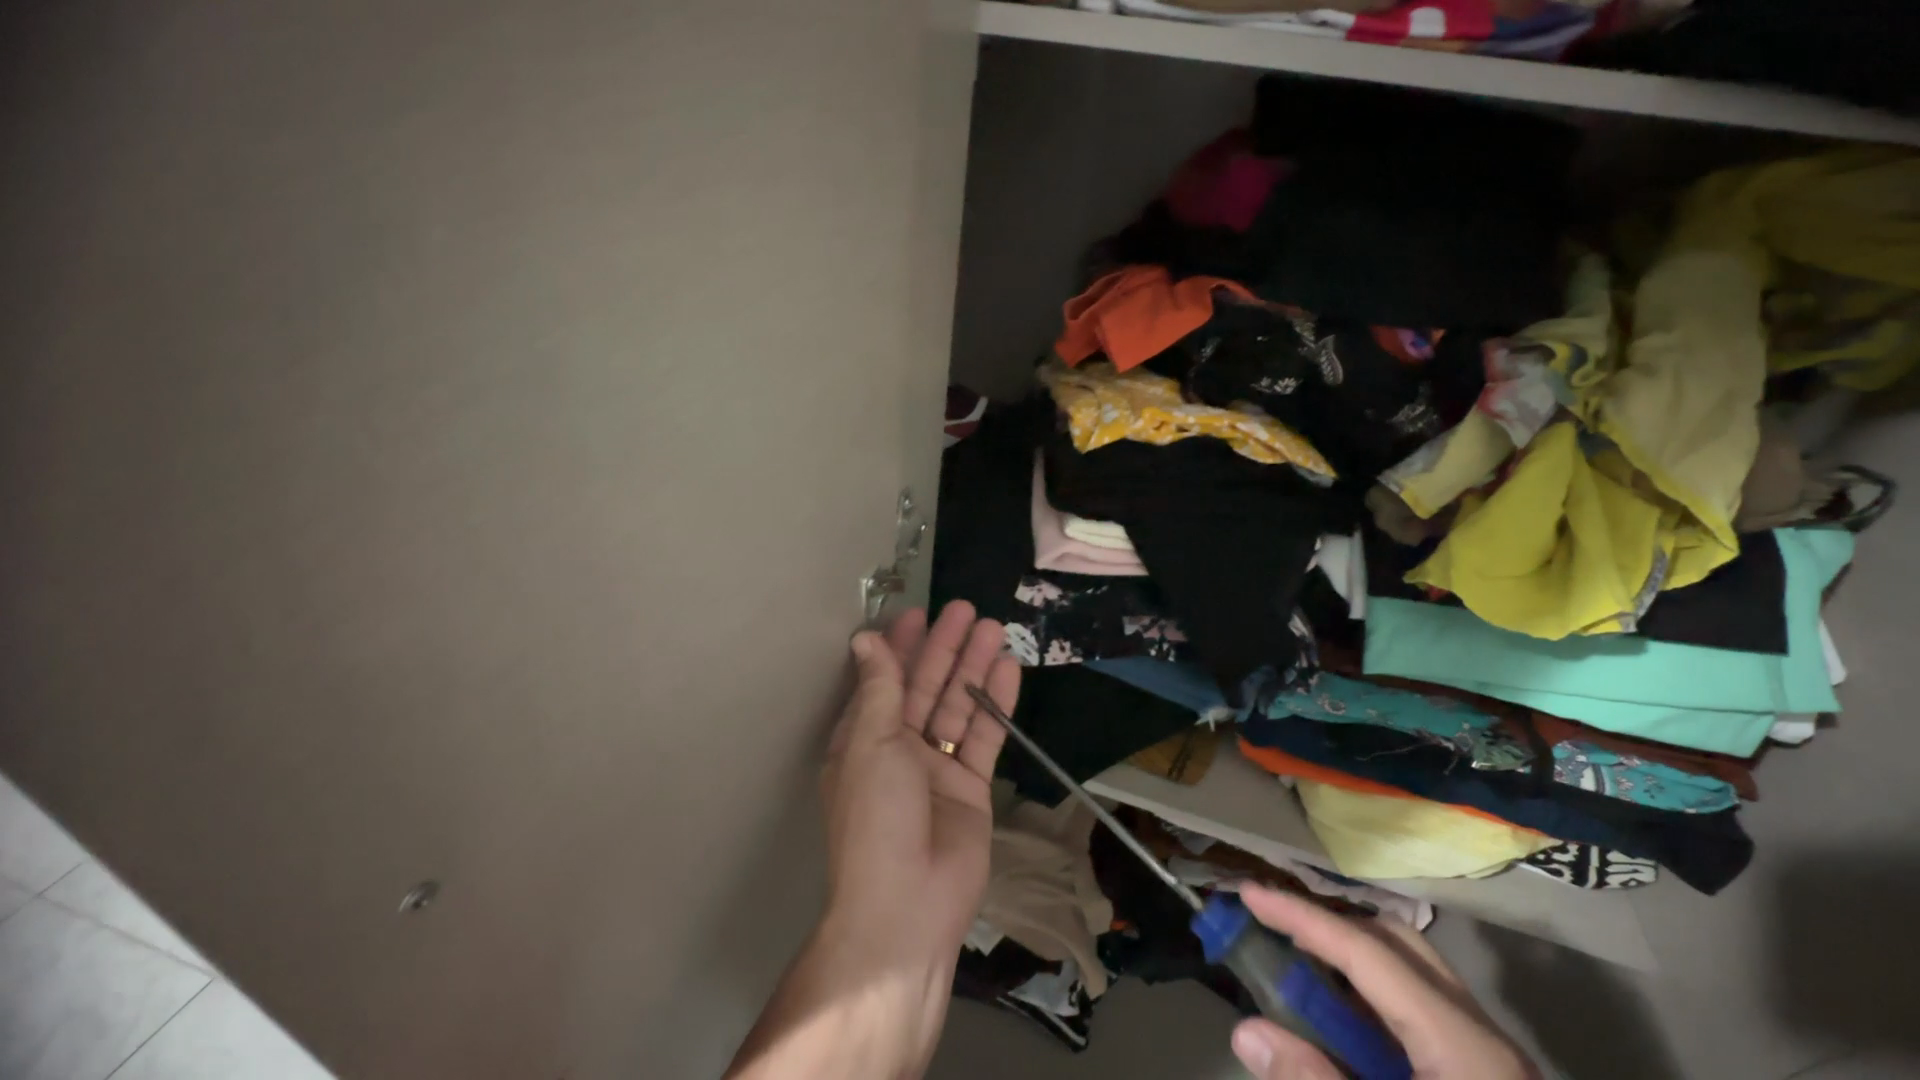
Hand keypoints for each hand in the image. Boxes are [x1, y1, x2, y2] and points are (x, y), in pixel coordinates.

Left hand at [821, 600, 1020, 952]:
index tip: (918, 613)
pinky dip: (996, 704)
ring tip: (996, 628)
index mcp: (864, 740)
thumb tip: (866, 640)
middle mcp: (899, 749)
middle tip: (967, 609)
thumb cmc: (876, 818)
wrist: (907, 902)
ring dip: (974, 668)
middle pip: (924, 687)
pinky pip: (984, 736)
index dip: (900, 647)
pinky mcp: (971, 787)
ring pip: (957, 707)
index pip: (884, 681)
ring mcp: (936, 769)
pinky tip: (1009, 671)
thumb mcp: (871, 745)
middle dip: (945, 649)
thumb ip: (880, 690)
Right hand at [1230, 885, 1538, 1079]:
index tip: (1249, 892)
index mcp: (1461, 1043)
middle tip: (1271, 925)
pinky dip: (1370, 998)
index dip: (1302, 918)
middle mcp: (1480, 1033)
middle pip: (1397, 945)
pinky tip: (1339, 1022)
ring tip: (1295, 965)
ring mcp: (1486, 1056)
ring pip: (1412, 973)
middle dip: (1331, 926)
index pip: (1367, 954)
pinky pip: (1418, 1009)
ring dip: (1350, 959)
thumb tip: (1248, 1032)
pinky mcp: (1482, 1076)